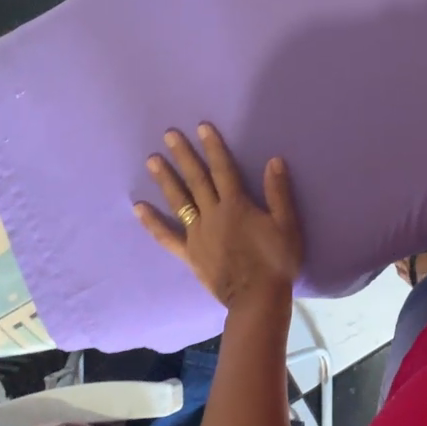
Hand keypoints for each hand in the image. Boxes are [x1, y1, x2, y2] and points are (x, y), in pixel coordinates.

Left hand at [135, 123, 303, 314]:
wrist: (257, 298)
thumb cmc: (276, 261)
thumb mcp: (287, 224)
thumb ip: (278, 192)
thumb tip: (274, 160)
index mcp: (237, 205)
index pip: (223, 169)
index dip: (214, 147)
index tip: (202, 127)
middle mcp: (213, 214)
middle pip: (196, 180)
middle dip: (184, 156)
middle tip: (169, 135)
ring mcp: (197, 234)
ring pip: (179, 201)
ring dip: (165, 180)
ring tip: (152, 160)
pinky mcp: (189, 254)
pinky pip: (166, 237)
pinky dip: (152, 222)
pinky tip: (139, 208)